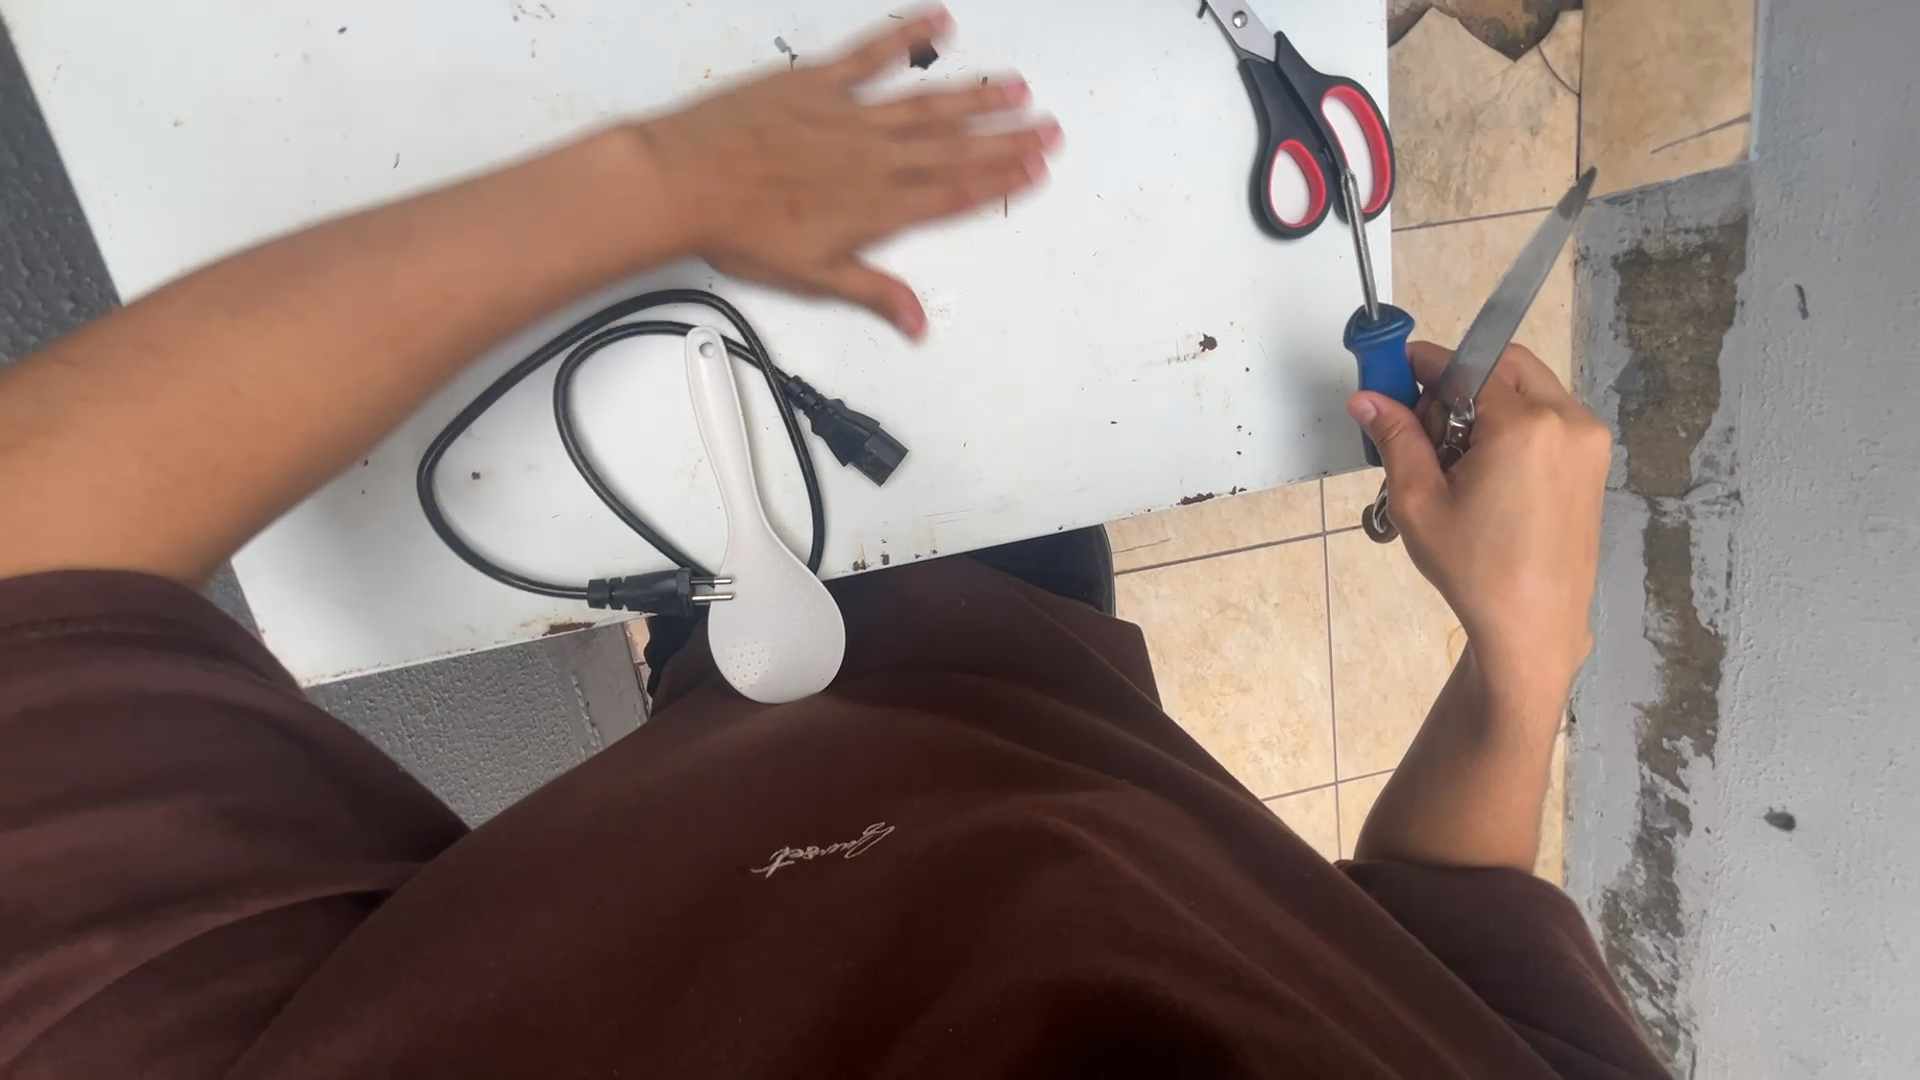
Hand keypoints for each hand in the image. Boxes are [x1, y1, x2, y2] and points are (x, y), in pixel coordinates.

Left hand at [629, 8, 1059, 338]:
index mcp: (875, 207)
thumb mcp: (815, 277)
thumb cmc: (742, 232)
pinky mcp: (816, 82)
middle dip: (1006, 141)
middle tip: (1048, 129)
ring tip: (1017, 89)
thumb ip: (875, 292)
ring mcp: (848, 115)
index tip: (1035, 172)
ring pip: (926, 104)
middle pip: (954, 148)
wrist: (684, 182)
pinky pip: (871, 52)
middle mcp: (872, 157)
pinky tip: (940, 23)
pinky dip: (906, 34)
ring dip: (976, 96)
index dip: (998, 184)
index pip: (953, 195)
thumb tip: (919, 322)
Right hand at [1347, 342, 1611, 706]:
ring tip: (1445, 457)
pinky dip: (1505, 424)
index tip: (1392, 369)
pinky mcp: (1590, 462)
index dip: (1427, 362)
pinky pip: (1543, 417)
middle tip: (1416, 424)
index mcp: (1524, 427)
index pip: (1470, 365)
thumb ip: (1394, 438)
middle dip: (1455, 381)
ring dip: (1480, 403)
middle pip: (1505, 366)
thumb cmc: (1471, 565)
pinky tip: (1476, 469)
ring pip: (1525, 390)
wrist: (1532, 621)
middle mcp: (1568, 421)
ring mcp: (1587, 441)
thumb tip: (1364, 398)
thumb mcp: (1416, 500)